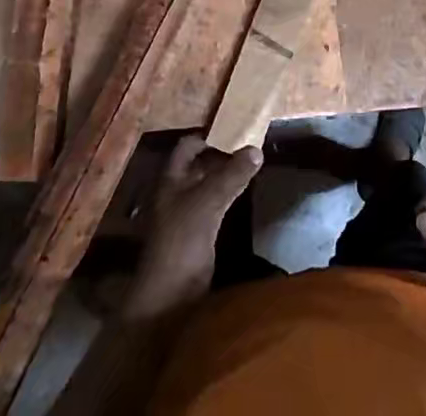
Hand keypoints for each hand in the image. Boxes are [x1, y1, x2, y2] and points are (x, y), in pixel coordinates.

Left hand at [122, 135, 260, 321]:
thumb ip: (231, 176)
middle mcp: (178, 192)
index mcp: (172, 180)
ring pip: (210, 183)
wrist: (169, 297)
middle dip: (223, 152)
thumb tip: (257, 149)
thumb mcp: (207, 203)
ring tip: (255, 163)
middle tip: (252, 142)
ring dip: (229, 173)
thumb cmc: (181, 242)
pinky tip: (247, 191)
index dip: (208, 135)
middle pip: (200, 163)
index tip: (236, 127)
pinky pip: (217, 203)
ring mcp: (188, 213)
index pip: (188, 146)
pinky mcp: (200, 232)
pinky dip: (231, 193)